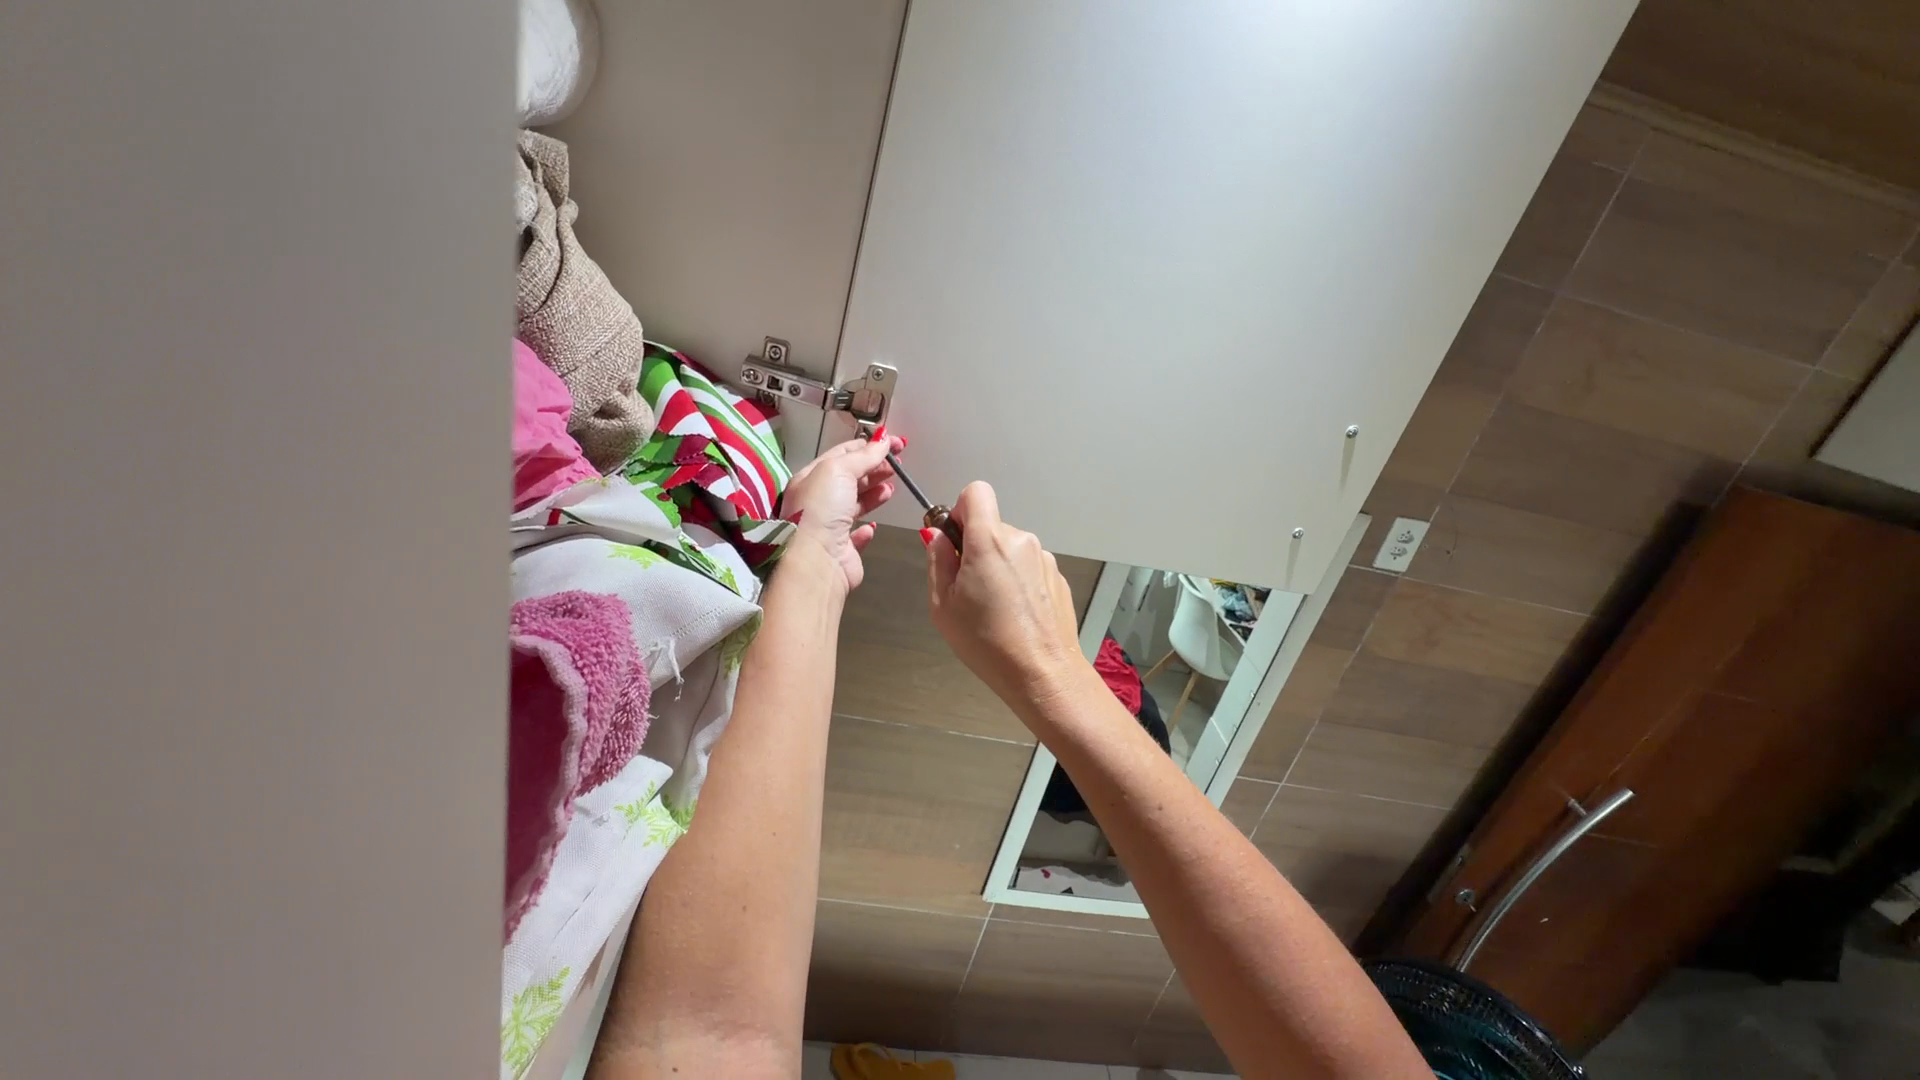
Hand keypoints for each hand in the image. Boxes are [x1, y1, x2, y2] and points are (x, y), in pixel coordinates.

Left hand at [780, 434, 904, 592]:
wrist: (816, 562)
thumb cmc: (821, 510)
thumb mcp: (838, 470)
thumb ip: (863, 456)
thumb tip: (884, 440)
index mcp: (810, 478)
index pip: (842, 454)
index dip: (869, 447)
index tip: (894, 444)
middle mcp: (817, 502)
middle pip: (850, 478)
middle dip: (874, 469)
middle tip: (898, 465)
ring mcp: (830, 527)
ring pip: (855, 504)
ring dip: (874, 494)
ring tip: (892, 488)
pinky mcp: (843, 551)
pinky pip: (856, 535)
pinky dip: (867, 528)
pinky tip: (874, 525)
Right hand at [925, 482, 1092, 712]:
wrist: (1043, 673)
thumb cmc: (987, 643)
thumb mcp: (942, 605)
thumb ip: (937, 561)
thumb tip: (937, 536)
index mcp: (990, 541)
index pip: (976, 492)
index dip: (960, 511)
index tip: (954, 540)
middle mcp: (1021, 541)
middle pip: (992, 526)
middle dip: (976, 548)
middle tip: (967, 589)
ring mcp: (1044, 559)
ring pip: (1011, 549)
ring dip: (998, 567)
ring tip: (992, 609)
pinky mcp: (1058, 578)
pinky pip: (1029, 568)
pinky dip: (1018, 583)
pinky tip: (1014, 616)